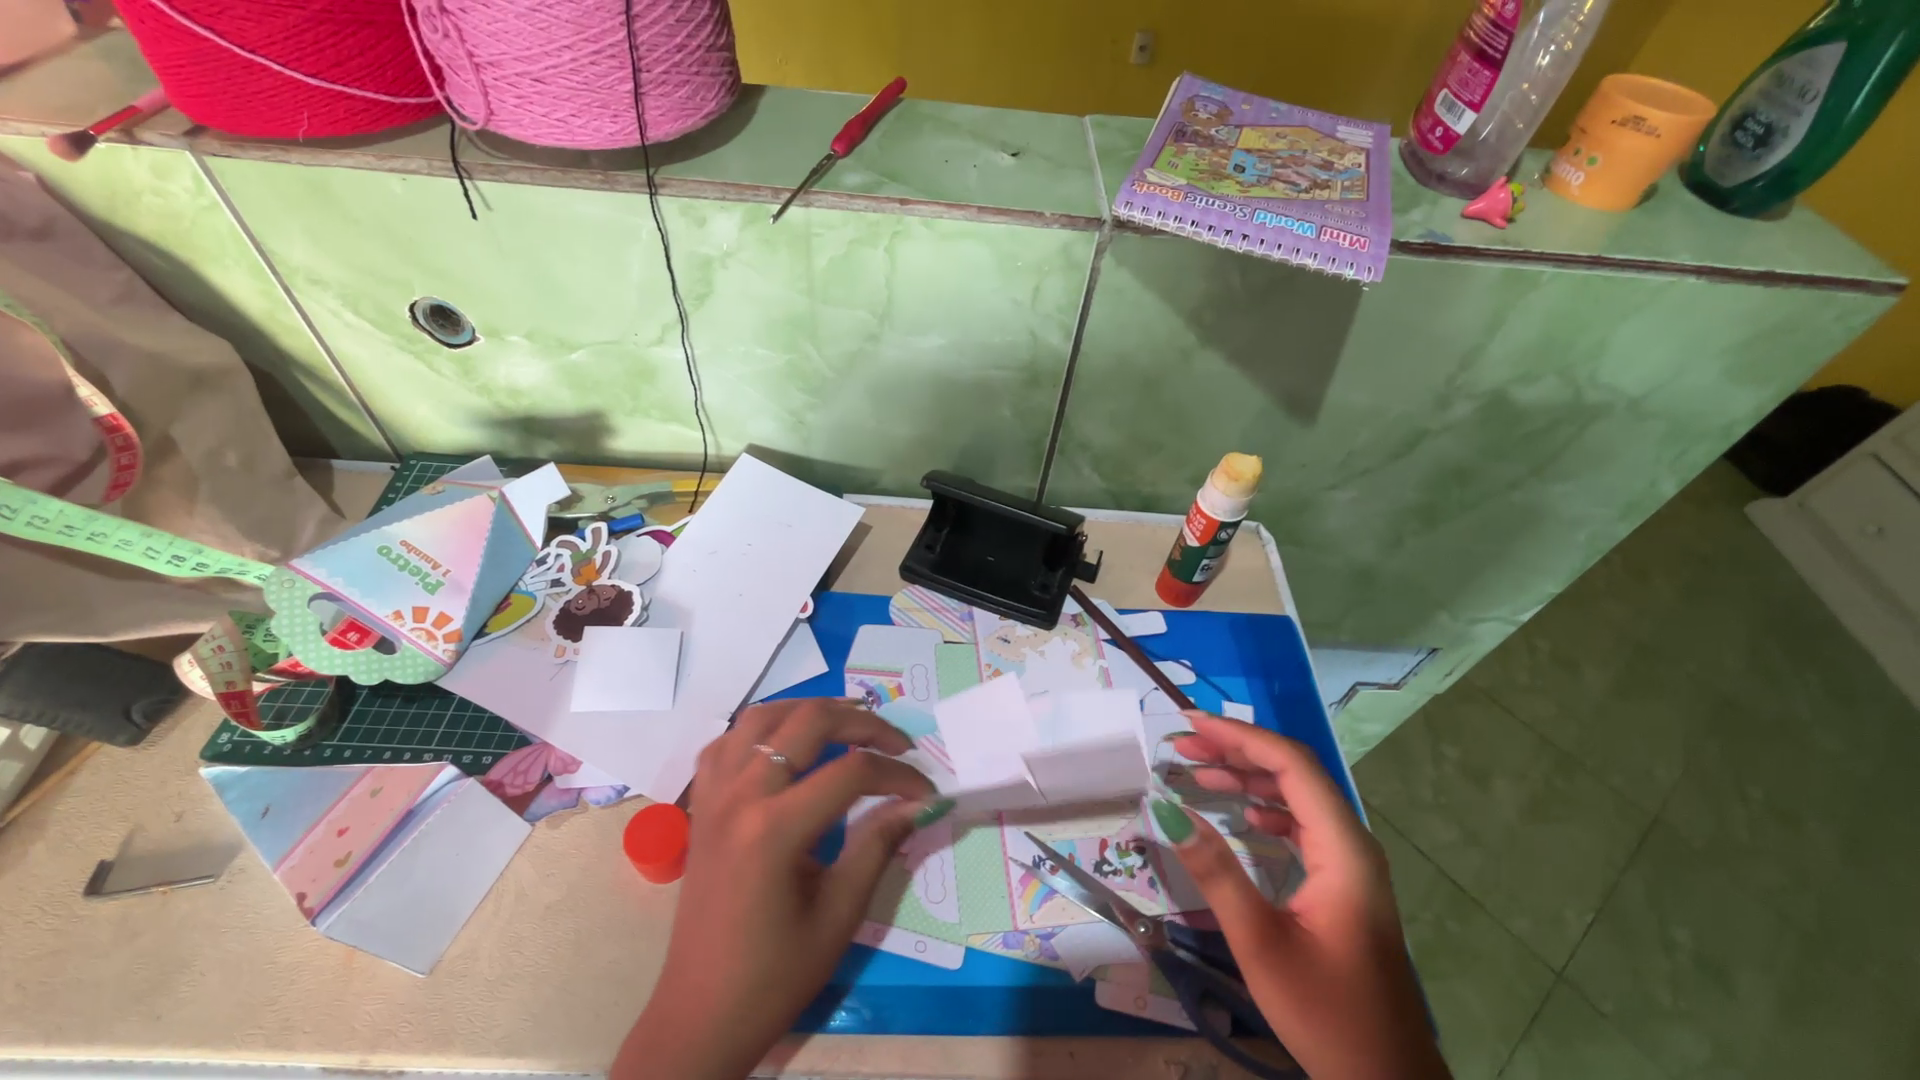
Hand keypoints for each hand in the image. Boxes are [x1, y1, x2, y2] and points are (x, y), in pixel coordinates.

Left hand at [615, 699, 945, 1079]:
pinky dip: (761, 730)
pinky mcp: (701, 806)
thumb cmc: (776, 974)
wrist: (703, 1012)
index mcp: (775, 828)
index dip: (899, 774)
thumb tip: (922, 802)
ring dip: (809, 711)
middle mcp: (740, 796)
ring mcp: (713, 796)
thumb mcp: (840, 914)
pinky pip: (727, 742)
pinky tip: (786, 746)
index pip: (852, 772)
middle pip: (807, 722)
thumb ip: (879, 844)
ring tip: (847, 726)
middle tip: (897, 744)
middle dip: (862, 723)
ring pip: (761, 717)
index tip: (927, 791)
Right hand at [1160, 711, 1450, 1079]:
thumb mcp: (1259, 942)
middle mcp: (1353, 845)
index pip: (1291, 766)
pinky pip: (1302, 827)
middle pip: (1295, 775)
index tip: (1189, 725)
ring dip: (1248, 779)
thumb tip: (1165, 809)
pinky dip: (1264, 809)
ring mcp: (1352, 865)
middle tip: (1180, 747)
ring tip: (1195, 772)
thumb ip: (1215, 871)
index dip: (1239, 736)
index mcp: (1344, 849)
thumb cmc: (1325, 1012)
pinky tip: (1237, 812)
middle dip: (1237, 752)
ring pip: (1298, 799)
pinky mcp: (1344, 885)